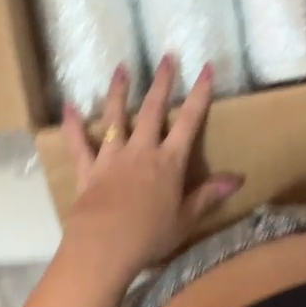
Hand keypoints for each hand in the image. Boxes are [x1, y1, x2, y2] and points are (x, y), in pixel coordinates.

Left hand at [57, 56, 243, 276]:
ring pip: (115, 118)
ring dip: (119, 92)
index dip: (200, 94)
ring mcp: (112, 158)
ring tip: (122, 69)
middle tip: (166, 58)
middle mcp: (141, 151)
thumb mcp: (186, 219)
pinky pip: (78, 144)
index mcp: (169, 162)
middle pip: (153, 110)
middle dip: (162, 82)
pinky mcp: (88, 171)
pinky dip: (73, 125)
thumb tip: (237, 179)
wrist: (103, 249)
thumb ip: (208, 195)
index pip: (189, 121)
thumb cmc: (150, 236)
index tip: (207, 69)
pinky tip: (68, 106)